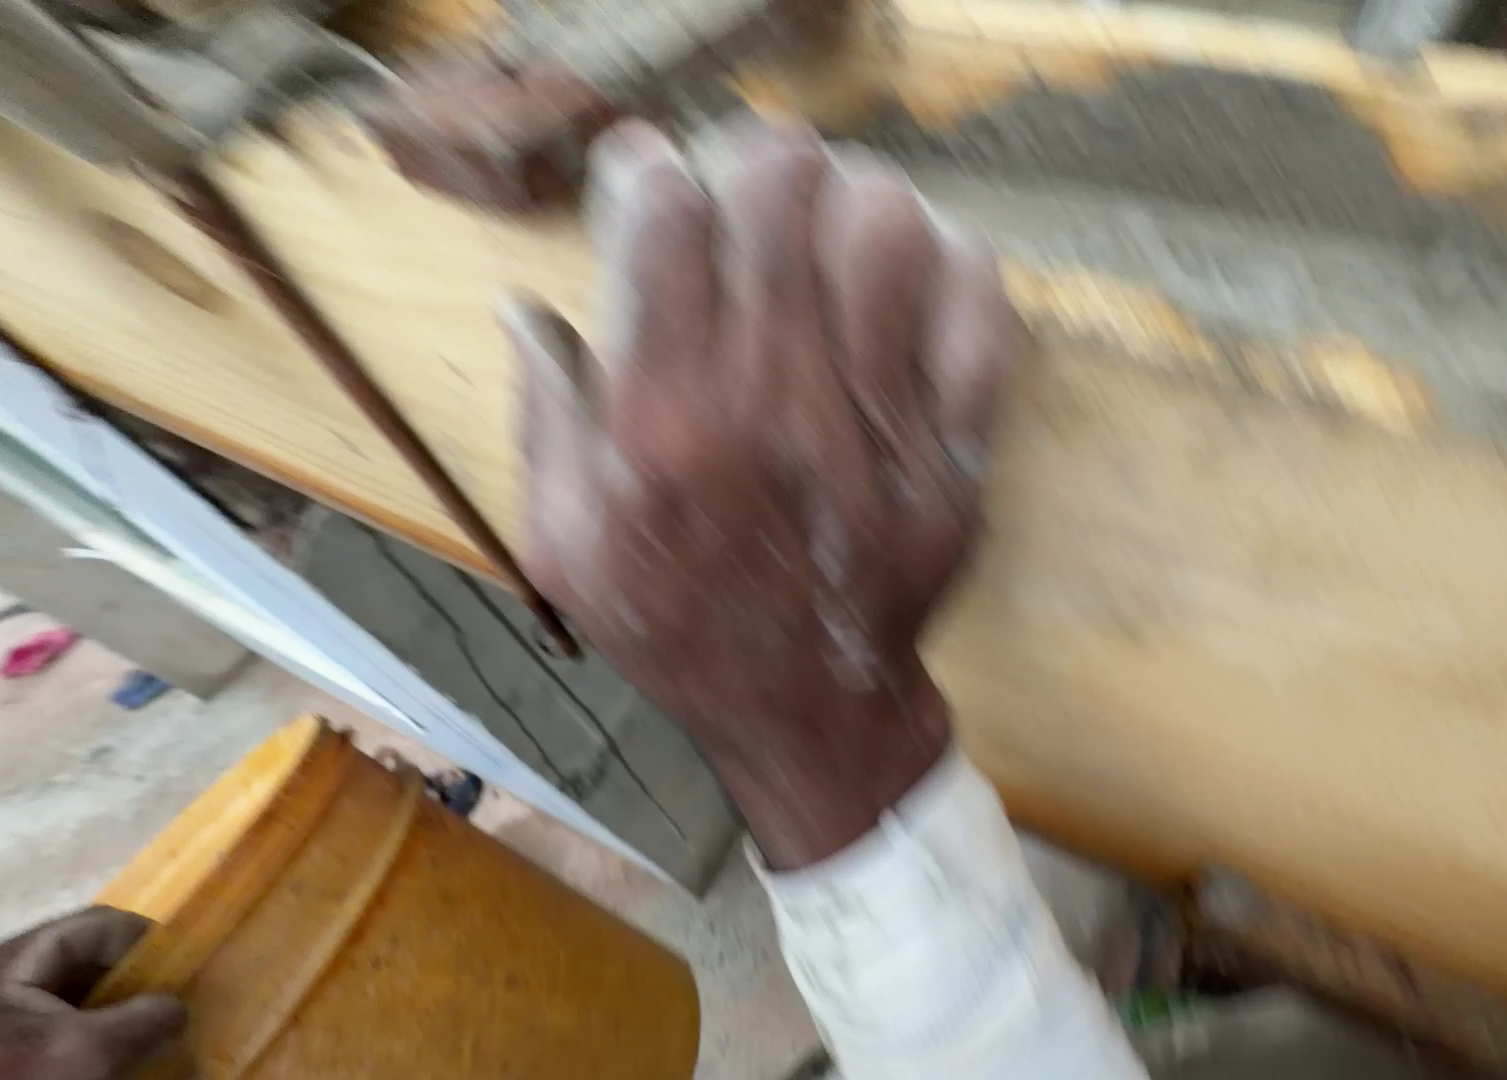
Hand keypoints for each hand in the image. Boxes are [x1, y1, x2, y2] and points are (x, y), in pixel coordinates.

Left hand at [0, 908, 183, 1079]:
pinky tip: (71, 1064)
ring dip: (92, 1017)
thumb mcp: (88, 1055)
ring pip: (50, 998)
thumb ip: (148, 1018)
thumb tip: (172, 1010)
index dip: (143, 944)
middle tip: (144, 1017)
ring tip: (112, 1046)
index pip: (95, 926)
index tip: (169, 979)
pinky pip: (24, 1028)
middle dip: (117, 986)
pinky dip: (60, 1040)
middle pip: (71, 962)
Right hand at [507, 115, 1023, 868]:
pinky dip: (956, 266)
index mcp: (664, 425)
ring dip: (853, 201)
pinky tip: (917, 279)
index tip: (655, 191)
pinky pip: (981, 315)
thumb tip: (525, 305)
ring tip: (833, 235)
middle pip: (781, 190)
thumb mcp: (568, 547)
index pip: (665, 215)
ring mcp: (877, 428)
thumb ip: (543, 417)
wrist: (809, 708)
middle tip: (751, 200)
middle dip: (756, 162)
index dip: (653, 168)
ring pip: (887, 228)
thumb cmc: (683, 629)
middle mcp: (773, 406)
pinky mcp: (954, 455)